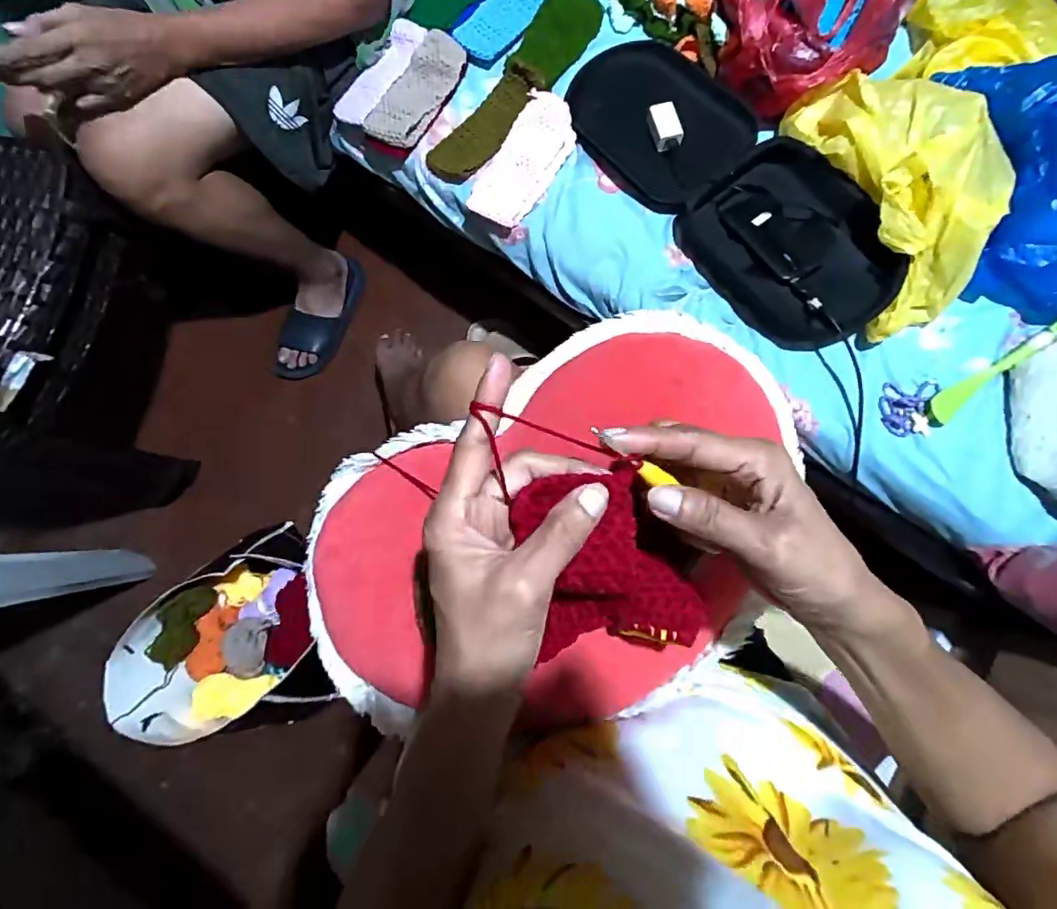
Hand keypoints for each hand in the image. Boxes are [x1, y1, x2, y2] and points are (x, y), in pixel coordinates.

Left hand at [0, 4, 181, 117]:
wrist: (167, 46)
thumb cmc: (122, 23)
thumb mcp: (81, 11)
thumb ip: (45, 21)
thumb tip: (10, 30)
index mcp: (73, 38)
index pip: (26, 52)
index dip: (1, 58)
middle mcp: (83, 65)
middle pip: (37, 77)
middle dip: (13, 77)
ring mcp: (100, 87)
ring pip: (57, 95)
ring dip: (37, 91)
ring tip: (26, 85)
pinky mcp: (115, 102)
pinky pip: (83, 109)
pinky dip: (67, 106)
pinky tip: (60, 101)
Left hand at [422, 354, 608, 696]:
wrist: (481, 694)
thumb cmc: (490, 638)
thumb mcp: (526, 583)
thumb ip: (561, 532)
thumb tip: (598, 489)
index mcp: (455, 516)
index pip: (472, 447)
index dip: (487, 403)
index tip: (498, 362)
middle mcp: (468, 515)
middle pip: (512, 469)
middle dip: (554, 467)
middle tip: (600, 478)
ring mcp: (488, 532)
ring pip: (528, 491)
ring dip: (562, 488)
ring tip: (601, 492)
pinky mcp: (508, 549)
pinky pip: (536, 514)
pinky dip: (561, 508)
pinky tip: (588, 507)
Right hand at [600, 424, 916, 639]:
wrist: (835, 602)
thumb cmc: (812, 566)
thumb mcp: (764, 544)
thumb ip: (709, 517)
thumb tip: (653, 494)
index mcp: (754, 458)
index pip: (692, 442)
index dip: (649, 439)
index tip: (608, 438)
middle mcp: (738, 462)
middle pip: (680, 448)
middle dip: (642, 449)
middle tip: (600, 456)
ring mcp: (727, 484)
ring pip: (676, 471)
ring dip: (646, 475)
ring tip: (608, 479)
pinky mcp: (719, 507)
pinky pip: (681, 497)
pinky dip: (659, 501)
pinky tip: (635, 504)